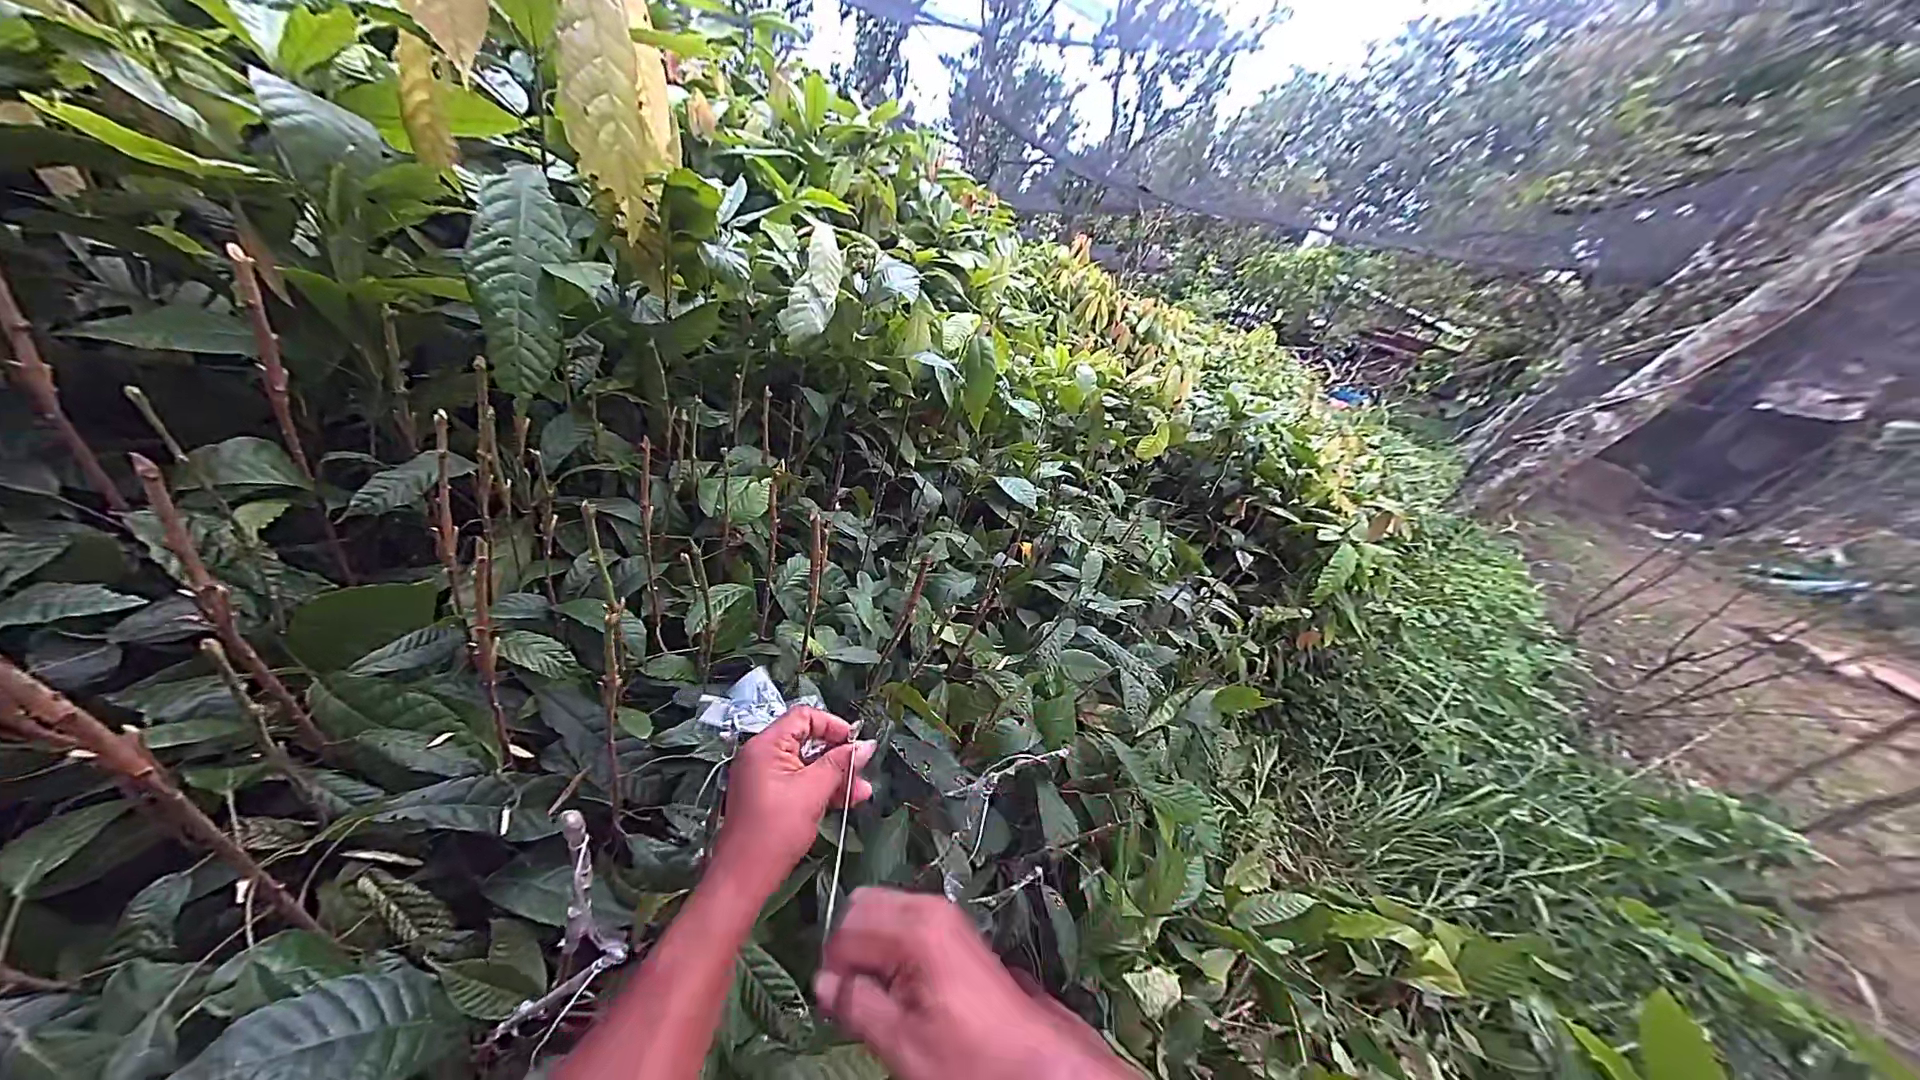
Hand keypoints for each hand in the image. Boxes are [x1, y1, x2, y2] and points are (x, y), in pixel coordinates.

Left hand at [713, 706, 874, 891]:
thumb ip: (841, 763)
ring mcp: (765, 777)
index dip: (832, 725)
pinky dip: (822, 789)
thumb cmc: (774, 830)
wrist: (743, 879)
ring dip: (835, 776)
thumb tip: (867, 745)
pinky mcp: (769, 796)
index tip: (855, 743)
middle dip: (839, 756)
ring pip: (808, 764)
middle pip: (808, 741)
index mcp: (766, 745)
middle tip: (862, 770)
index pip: (804, 716)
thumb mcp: (813, 791)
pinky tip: (845, 801)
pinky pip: (800, 782)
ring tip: (860, 792)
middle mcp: (763, 755)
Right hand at [814, 888, 1134, 1079]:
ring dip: (868, 945)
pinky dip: (888, 944)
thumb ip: (858, 1005)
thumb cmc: (969, 1054)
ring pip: (880, 909)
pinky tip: (897, 982)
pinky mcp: (949, 925)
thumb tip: (823, 982)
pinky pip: (901, 918)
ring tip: (877, 992)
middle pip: (862, 906)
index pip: (846, 929)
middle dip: (849, 946)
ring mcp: (942, 912)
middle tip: (853, 993)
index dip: (834, 965)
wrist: (1030, 1055)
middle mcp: (929, 906)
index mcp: (916, 927)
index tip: (835, 999)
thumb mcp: (904, 1042)